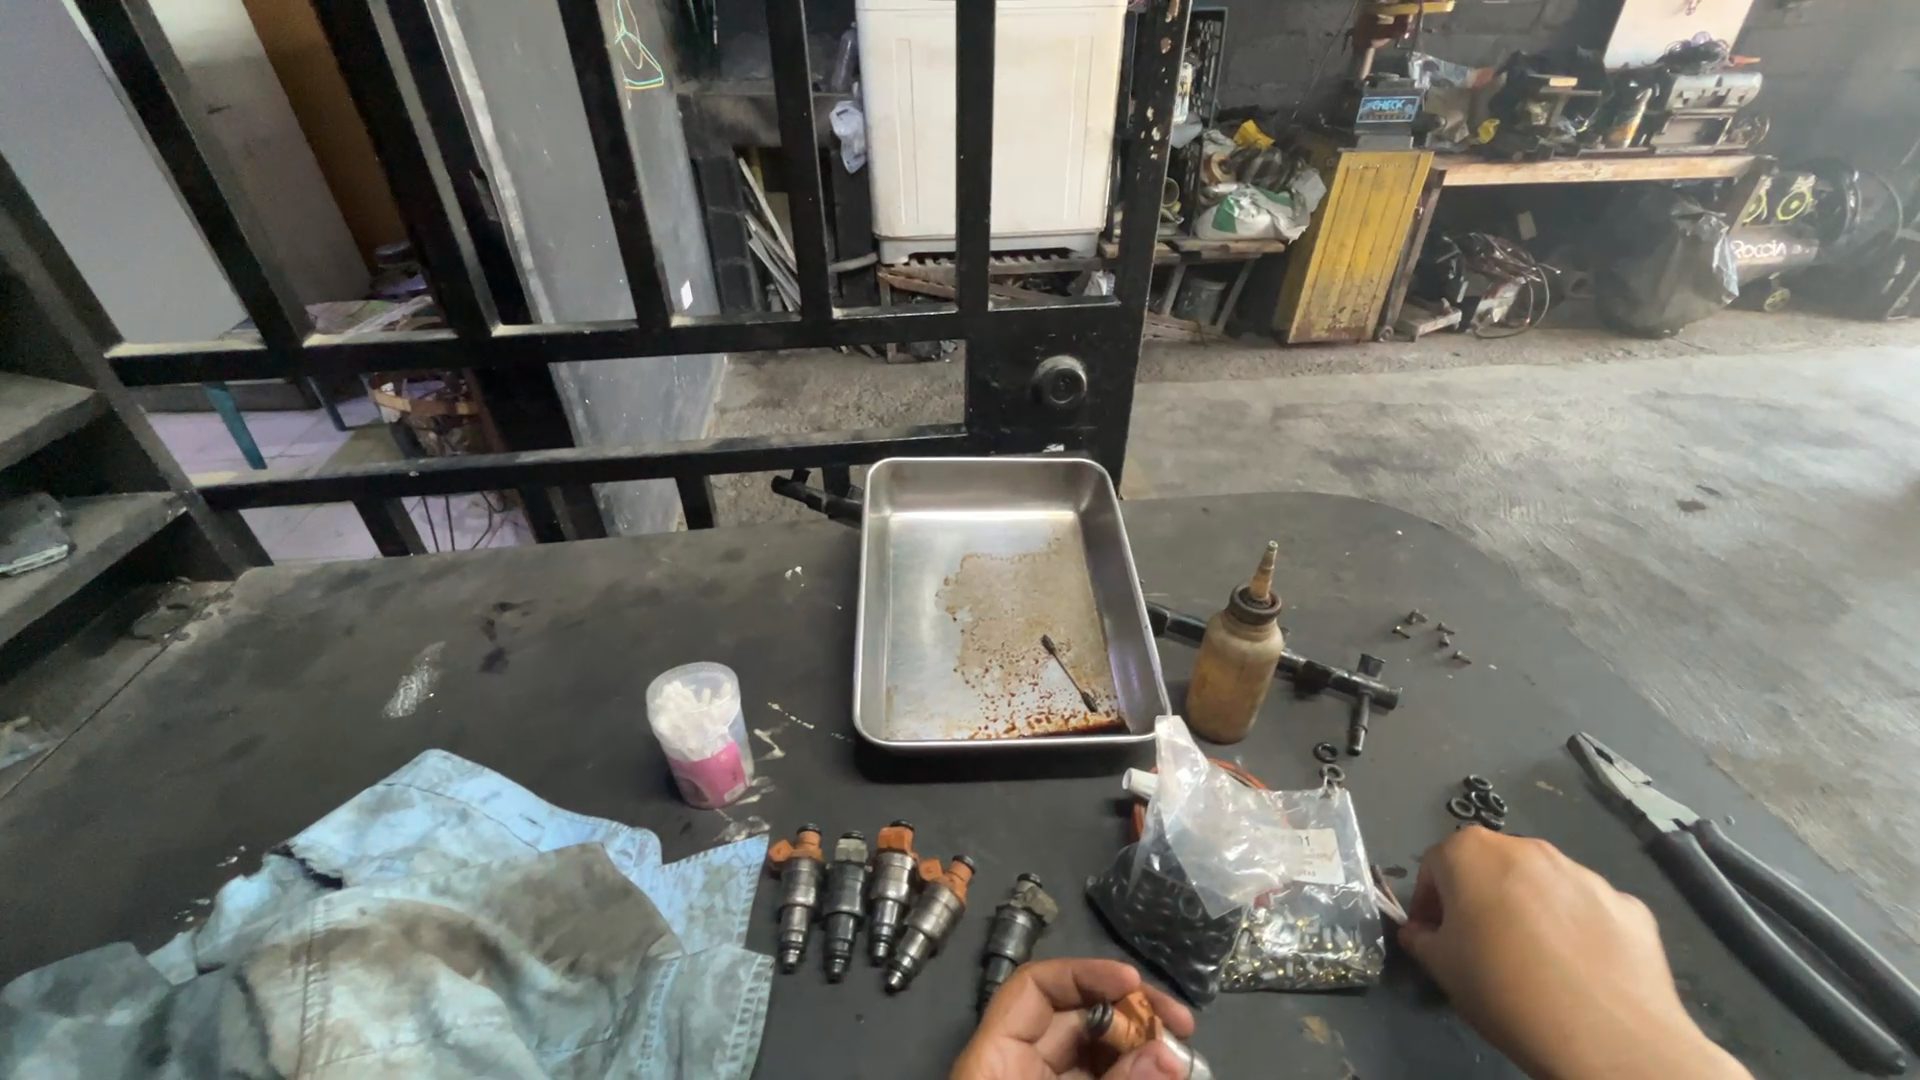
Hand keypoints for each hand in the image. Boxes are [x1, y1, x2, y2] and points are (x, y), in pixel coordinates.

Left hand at [950, 959, 1195, 1079]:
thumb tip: (1169, 1053)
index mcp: (992, 1057)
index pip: (1034, 986)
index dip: (1086, 974)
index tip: (1133, 981)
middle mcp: (1013, 1066)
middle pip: (1074, 1020)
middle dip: (1129, 1018)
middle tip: (1180, 1024)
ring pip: (1093, 1057)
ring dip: (1139, 1050)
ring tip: (1182, 1054)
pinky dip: (1129, 1078)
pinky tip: (1163, 1073)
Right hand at [1400, 828, 1751, 1079]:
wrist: (1608, 1038)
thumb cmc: (1502, 987)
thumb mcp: (1439, 965)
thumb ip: (1420, 937)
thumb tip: (1423, 932)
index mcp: (1469, 851)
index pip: (1434, 868)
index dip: (1430, 904)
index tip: (1435, 937)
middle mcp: (1525, 848)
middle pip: (1491, 869)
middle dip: (1482, 900)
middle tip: (1484, 947)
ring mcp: (1583, 874)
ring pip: (1543, 887)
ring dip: (1532, 911)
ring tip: (1539, 963)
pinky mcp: (1630, 906)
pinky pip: (1591, 911)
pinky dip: (1581, 930)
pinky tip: (1582, 970)